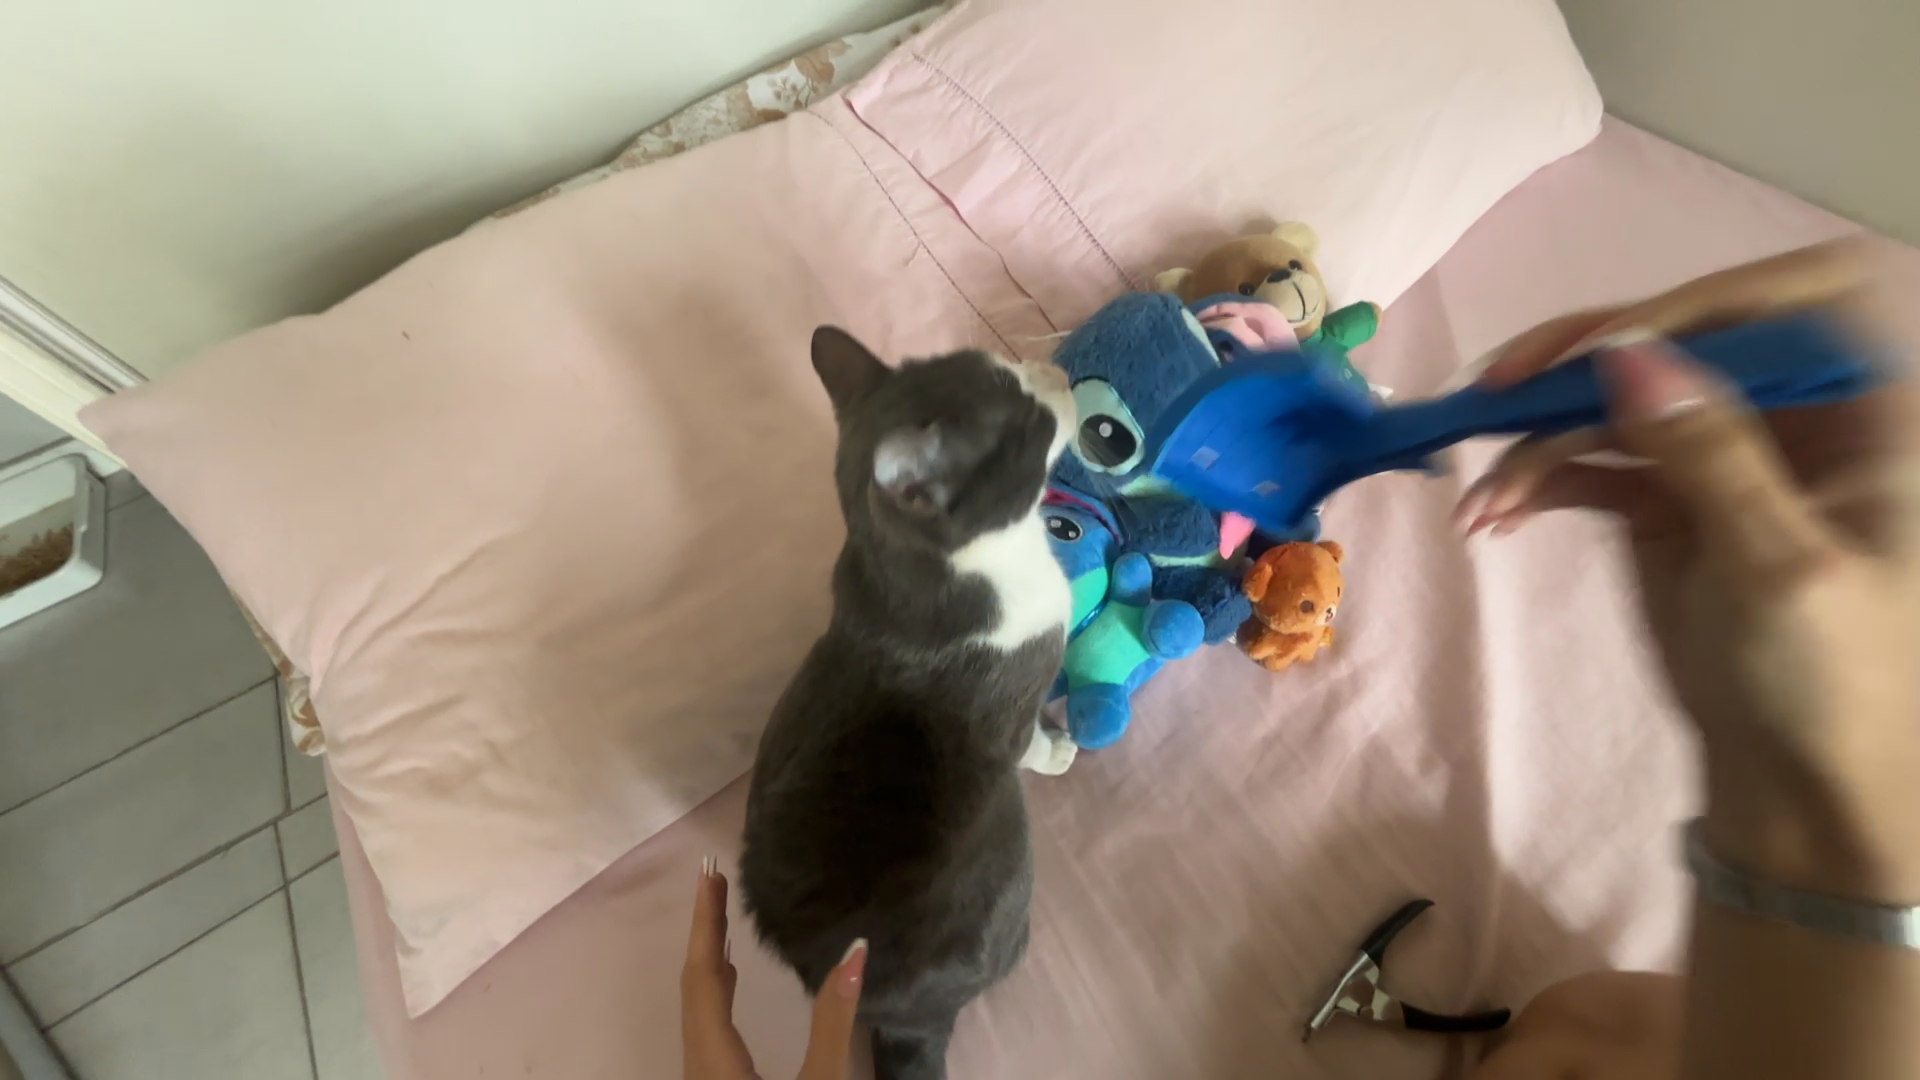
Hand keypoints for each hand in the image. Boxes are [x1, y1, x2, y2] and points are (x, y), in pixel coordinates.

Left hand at [682, 858, 867, 1079]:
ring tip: (722, 915)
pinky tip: (729, 977)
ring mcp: (703, 1076)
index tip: (709, 873)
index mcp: (714, 1061)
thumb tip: (856, 950)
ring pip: (697, 1005)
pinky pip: (705, 1021)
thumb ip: (834, 1023)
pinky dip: (714, 984)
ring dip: (708, 955)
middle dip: (705, 928)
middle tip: (716, 879)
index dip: (706, 921)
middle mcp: (697, 1065)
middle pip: (694, 985)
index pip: (702, 976)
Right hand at [1454, 240, 1919, 898]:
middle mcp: (1798, 421)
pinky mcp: (1662, 501)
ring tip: (1477, 505)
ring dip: (1531, 450)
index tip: (1603, 349)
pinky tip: (1490, 519)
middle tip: (1487, 392)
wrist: (1797, 776)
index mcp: (1882, 415)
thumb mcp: (1778, 563)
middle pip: (1681, 348)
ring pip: (1611, 412)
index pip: (1806, 301)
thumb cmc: (1835, 680)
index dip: (1703, 302)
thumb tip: (1629, 359)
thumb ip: (1710, 452)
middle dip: (1576, 369)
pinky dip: (1532, 486)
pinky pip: (1585, 467)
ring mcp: (1721, 460)